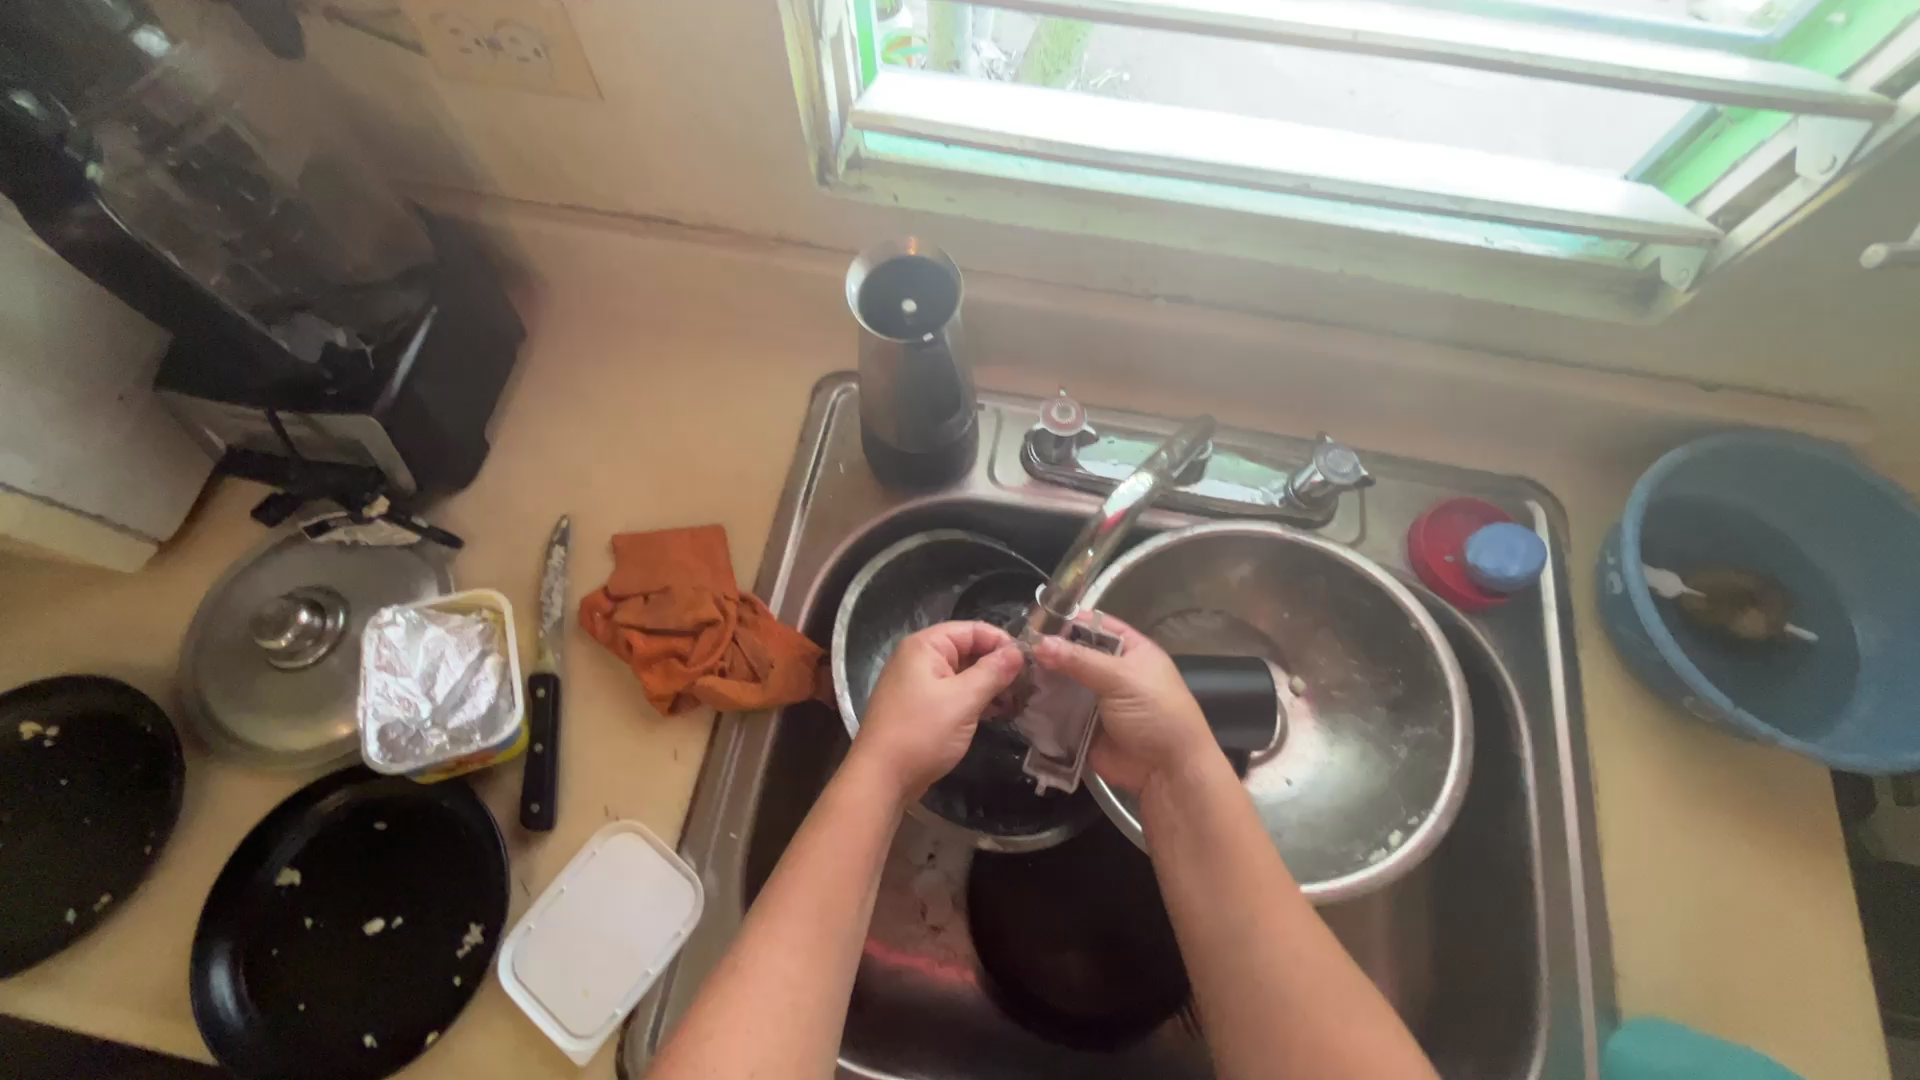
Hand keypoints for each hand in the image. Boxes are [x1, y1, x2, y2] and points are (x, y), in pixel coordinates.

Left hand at [854, 621, 1026, 797]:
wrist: (881, 779)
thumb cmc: (922, 733)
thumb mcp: (963, 700)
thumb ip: (992, 672)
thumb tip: (1018, 652)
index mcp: (925, 646)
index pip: (972, 630)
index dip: (1002, 642)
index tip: (1029, 663)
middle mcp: (919, 658)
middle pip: (968, 649)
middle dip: (998, 665)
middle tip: (1028, 685)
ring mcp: (919, 683)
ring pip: (963, 673)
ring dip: (989, 685)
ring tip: (1018, 701)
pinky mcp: (922, 706)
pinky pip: (954, 692)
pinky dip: (975, 699)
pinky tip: (998, 713)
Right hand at [1033, 615, 1217, 792]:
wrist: (1167, 772)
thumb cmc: (1155, 713)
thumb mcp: (1121, 678)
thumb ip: (1079, 660)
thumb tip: (1040, 643)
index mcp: (1129, 650)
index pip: (1095, 625)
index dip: (1068, 621)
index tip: (1036, 622)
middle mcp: (1110, 671)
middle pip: (1072, 653)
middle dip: (1047, 652)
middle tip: (1016, 649)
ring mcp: (1093, 699)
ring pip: (1060, 682)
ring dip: (1040, 679)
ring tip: (1012, 672)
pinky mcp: (1079, 725)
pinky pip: (1054, 711)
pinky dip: (1039, 706)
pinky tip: (1018, 699)